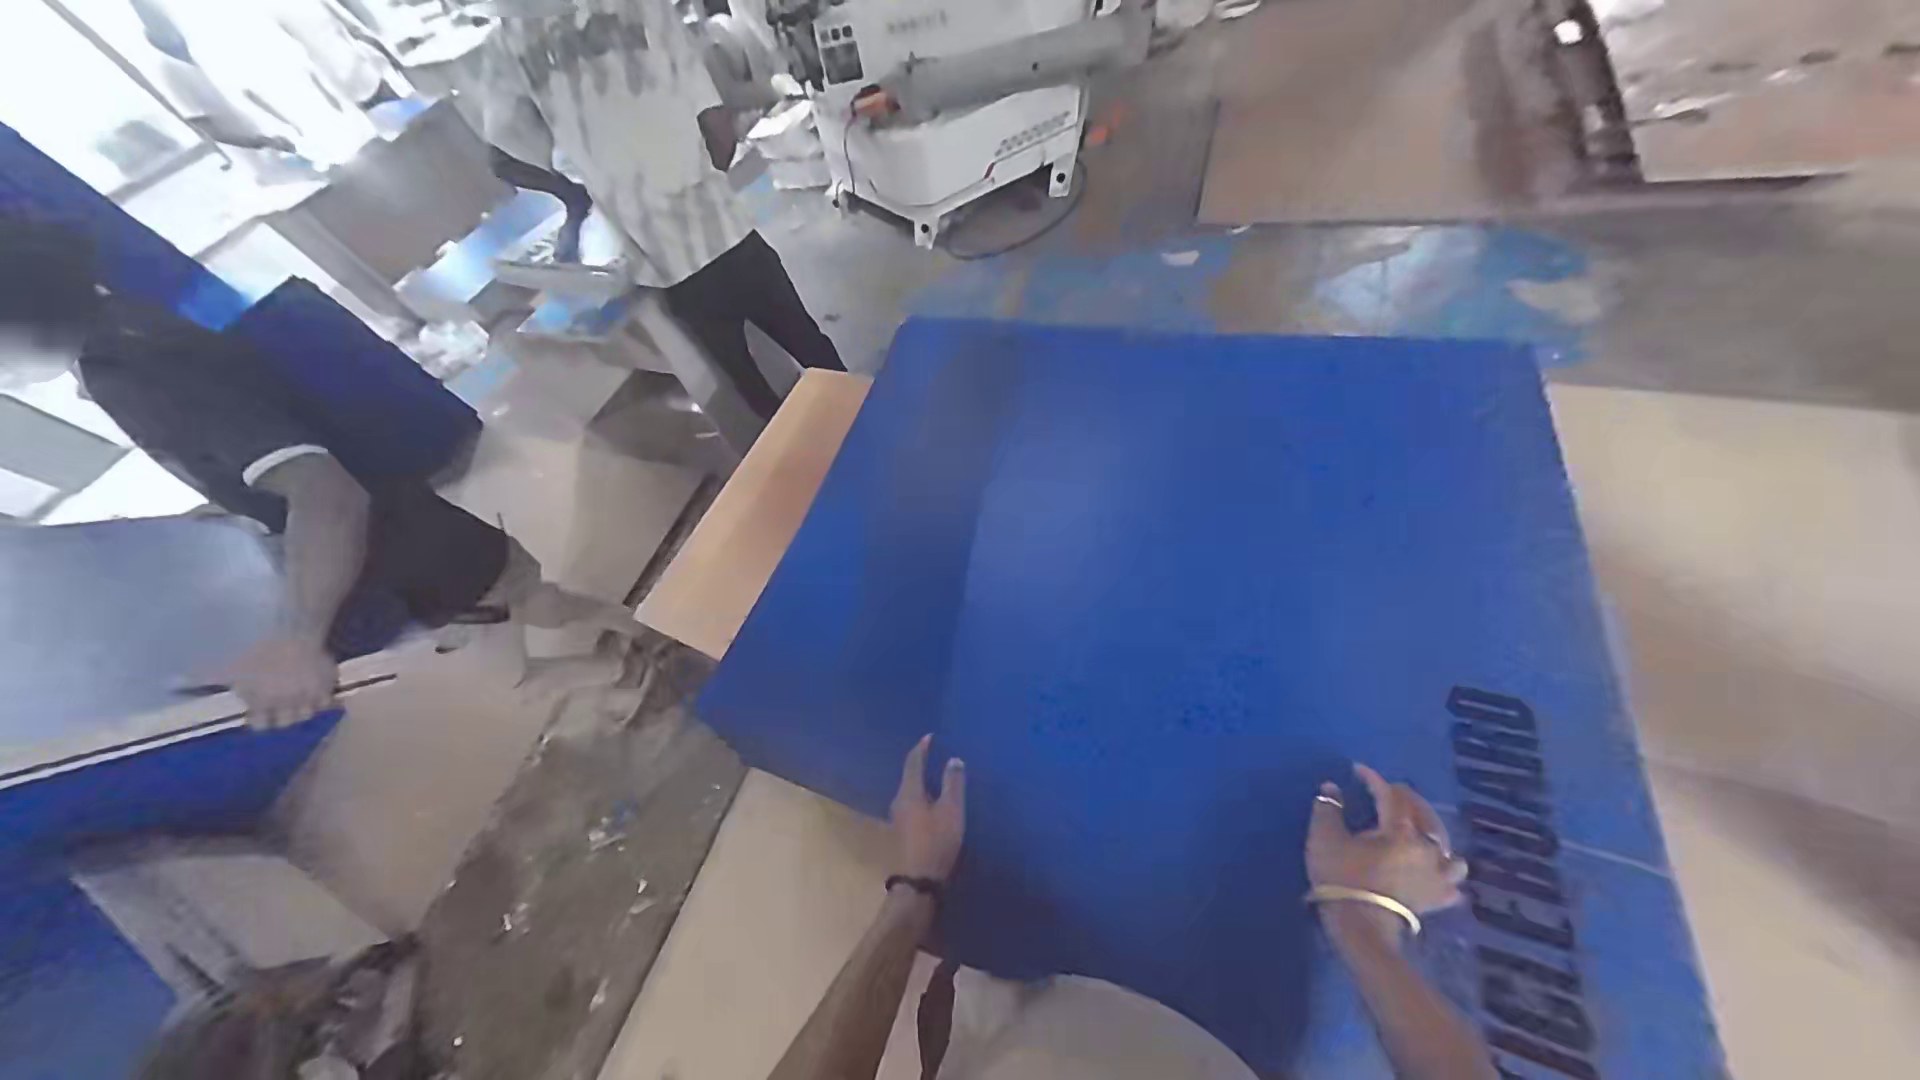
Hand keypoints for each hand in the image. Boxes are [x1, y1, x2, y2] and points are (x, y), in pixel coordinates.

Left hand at [225, 635, 337, 729]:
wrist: (291, 637)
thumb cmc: (256, 653)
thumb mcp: (228, 670)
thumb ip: (216, 683)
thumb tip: (187, 688)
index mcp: (261, 703)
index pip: (262, 725)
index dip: (261, 720)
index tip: (261, 714)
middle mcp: (286, 703)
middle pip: (288, 722)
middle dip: (284, 717)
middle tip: (283, 709)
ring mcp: (309, 695)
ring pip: (309, 713)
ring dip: (304, 709)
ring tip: (302, 702)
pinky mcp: (327, 684)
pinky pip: (327, 700)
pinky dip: (322, 699)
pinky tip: (318, 692)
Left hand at [890, 734, 965, 880]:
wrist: (917, 885)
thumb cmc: (936, 843)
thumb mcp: (951, 811)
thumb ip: (953, 784)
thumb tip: (953, 759)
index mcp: (909, 792)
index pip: (913, 762)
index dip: (921, 748)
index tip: (929, 737)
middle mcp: (898, 802)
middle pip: (908, 776)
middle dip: (920, 764)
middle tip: (933, 755)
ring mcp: (897, 819)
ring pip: (909, 792)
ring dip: (920, 782)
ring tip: (934, 778)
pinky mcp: (900, 833)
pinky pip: (910, 805)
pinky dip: (920, 797)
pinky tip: (929, 804)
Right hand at [1307, 762, 1467, 937]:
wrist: (1360, 928)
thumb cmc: (1341, 876)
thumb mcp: (1325, 837)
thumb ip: (1329, 808)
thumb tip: (1333, 788)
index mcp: (1400, 832)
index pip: (1390, 797)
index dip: (1374, 780)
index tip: (1358, 770)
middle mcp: (1428, 850)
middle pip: (1424, 815)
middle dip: (1406, 799)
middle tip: (1389, 790)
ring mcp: (1439, 877)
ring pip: (1447, 847)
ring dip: (1432, 831)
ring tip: (1418, 828)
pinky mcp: (1439, 899)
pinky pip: (1452, 879)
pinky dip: (1445, 868)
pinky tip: (1435, 867)